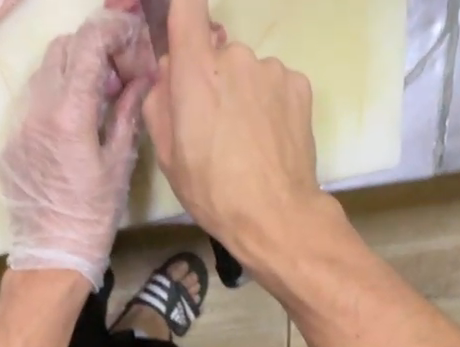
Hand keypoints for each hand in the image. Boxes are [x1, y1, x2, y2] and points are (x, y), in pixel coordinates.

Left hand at [0, 10, 152, 289]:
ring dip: (71, 75)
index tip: (131, 45)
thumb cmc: (92, 219)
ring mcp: (17, 130)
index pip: (89, 42)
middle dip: (92, 51)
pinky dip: (53, 104)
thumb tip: (139, 78)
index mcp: (69, 114)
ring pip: (42, 76)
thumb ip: (128, 112)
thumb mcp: (119, 165)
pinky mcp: (8, 148)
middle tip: (117, 77)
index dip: (115, 32)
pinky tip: (71, 131)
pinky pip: (30, 108)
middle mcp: (36, 113)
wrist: (50, 259)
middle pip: (62, 50)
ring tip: (96, 104)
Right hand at [143, 0, 331, 270]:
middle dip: (210, 80)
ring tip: (242, 141)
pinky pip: (273, 86)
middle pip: (216, 53)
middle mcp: (235, 56)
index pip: (187, 8)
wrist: (274, 214)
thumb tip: (169, 73)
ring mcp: (272, 68)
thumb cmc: (211, 191)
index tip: (181, 34)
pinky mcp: (299, 84)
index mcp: (196, 70)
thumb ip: (160, 103)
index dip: (182, 14)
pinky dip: (267, 106)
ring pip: (246, 72)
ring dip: (241, 95)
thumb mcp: (166, 156)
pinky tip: (265, 140)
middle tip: (210, 128)